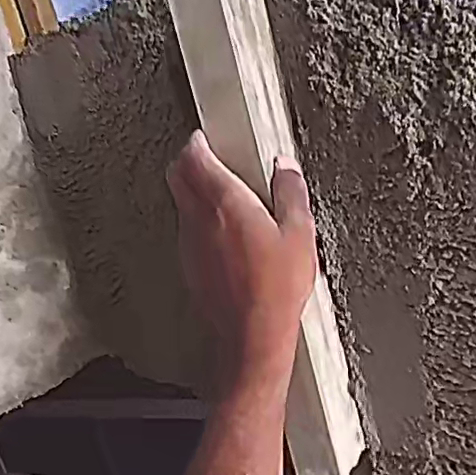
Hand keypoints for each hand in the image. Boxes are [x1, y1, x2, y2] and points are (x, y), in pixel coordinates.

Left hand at [167, 131, 315, 393]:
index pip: (194, 158)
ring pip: (179, 204)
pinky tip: (221, 233)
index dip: (197, 144)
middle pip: (176, 176)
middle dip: (187, 162)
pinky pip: (186, 231)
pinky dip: (196, 221)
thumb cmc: (276, 289)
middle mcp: (199, 221)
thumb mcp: (299, 234)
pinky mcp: (189, 266)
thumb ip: (290, 193)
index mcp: (226, 204)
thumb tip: (285, 167)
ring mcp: (189, 245)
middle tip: (206, 160)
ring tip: (220, 196)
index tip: (207, 140)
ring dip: (192, 192)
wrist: (252, 335)